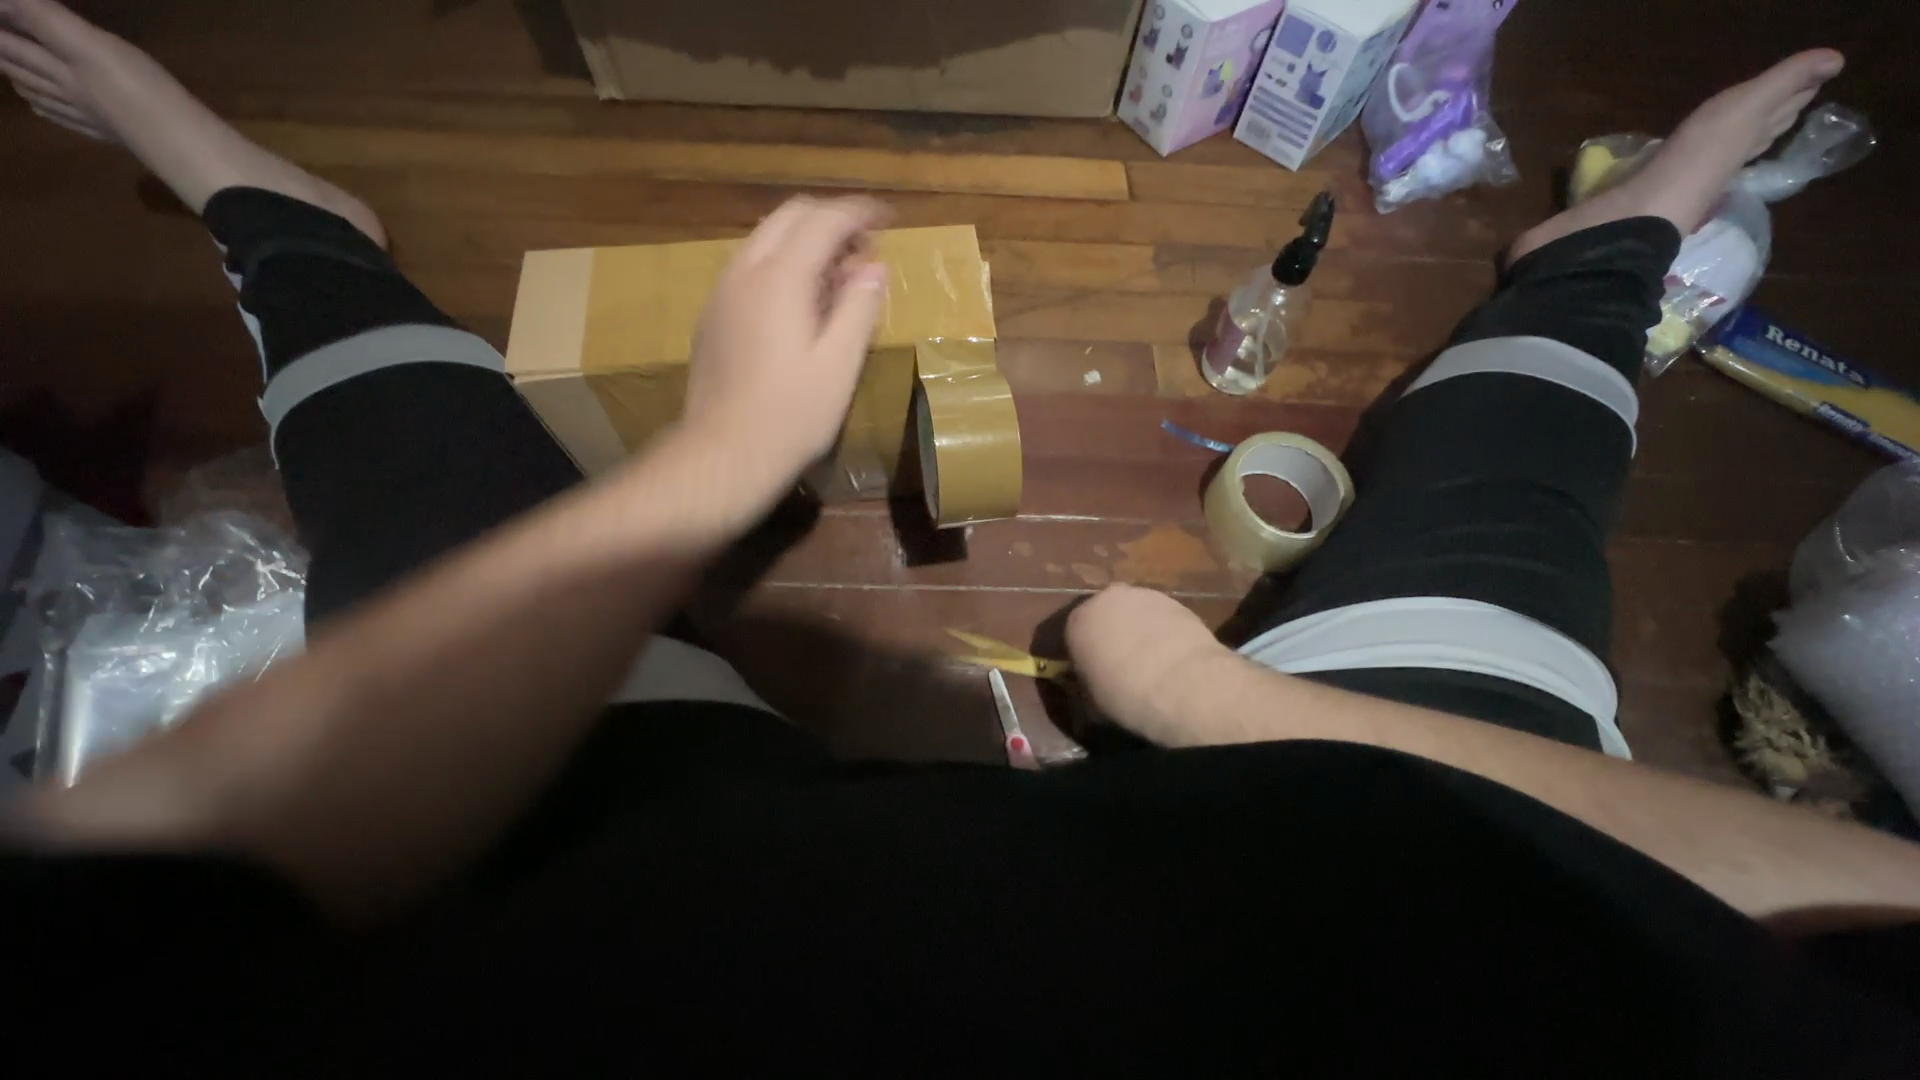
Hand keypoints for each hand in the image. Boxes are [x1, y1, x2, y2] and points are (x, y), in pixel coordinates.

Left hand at [682, 195, 891, 507]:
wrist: (722, 455)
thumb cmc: (790, 416)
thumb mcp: (839, 366)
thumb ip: (859, 308)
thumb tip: (875, 268)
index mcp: (780, 278)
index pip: (824, 220)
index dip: (860, 213)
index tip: (888, 220)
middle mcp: (744, 272)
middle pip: (790, 217)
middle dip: (831, 221)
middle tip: (865, 250)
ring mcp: (722, 293)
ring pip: (766, 240)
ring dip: (805, 243)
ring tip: (839, 278)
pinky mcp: (712, 317)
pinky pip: (751, 269)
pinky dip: (782, 266)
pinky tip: (802, 304)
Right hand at [1066, 584, 1240, 744]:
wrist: (1182, 684)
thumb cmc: (1125, 696)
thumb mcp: (1090, 703)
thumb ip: (1083, 686)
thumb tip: (1087, 685)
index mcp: (1077, 622)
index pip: (1071, 635)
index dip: (1081, 656)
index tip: (1090, 673)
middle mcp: (1105, 599)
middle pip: (1102, 616)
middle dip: (1108, 635)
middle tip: (1119, 664)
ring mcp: (1142, 595)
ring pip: (1132, 612)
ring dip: (1135, 629)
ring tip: (1149, 660)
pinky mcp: (1174, 600)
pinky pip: (1159, 616)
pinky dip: (1160, 630)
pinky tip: (1170, 654)